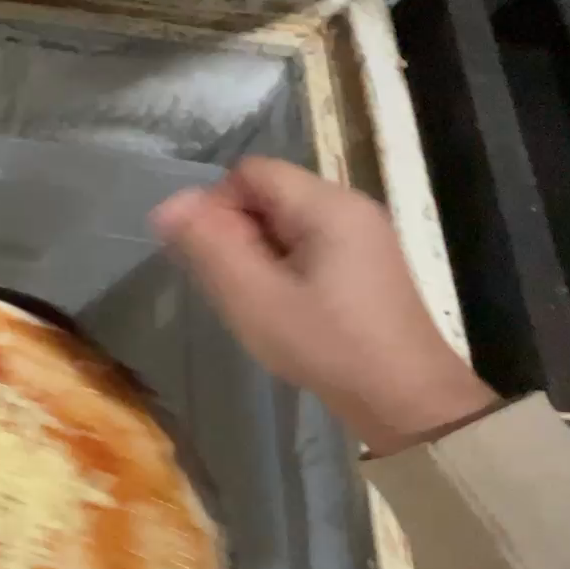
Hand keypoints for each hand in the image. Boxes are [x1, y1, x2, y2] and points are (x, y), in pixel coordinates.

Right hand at [150, 158, 495, 455]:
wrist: (402, 396)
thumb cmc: (323, 343)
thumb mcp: (252, 295)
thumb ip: (208, 244)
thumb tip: (167, 204)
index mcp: (326, 205)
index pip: (249, 172)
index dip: (215, 205)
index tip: (207, 255)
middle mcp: (348, 207)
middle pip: (265, 194)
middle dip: (232, 231)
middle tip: (226, 282)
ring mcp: (359, 235)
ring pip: (280, 222)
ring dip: (250, 252)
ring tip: (249, 296)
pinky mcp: (360, 262)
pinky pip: (300, 243)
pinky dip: (275, 264)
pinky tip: (274, 303)